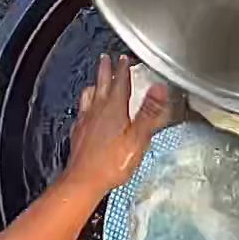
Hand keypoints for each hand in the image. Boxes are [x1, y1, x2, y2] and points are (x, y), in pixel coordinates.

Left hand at [62, 53, 168, 195]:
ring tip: (95, 82)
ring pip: (89, 96)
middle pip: (101, 84)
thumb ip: (149, 112)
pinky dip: (85, 105)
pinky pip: (81, 112)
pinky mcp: (79, 133)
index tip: (124, 58)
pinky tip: (85, 112)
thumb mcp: (138, 137)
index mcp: (113, 109)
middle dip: (105, 70)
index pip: (119, 83)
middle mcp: (97, 111)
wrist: (84, 181)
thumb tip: (159, 88)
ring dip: (94, 85)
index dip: (123, 69)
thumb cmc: (112, 162)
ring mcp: (86, 121)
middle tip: (106, 59)